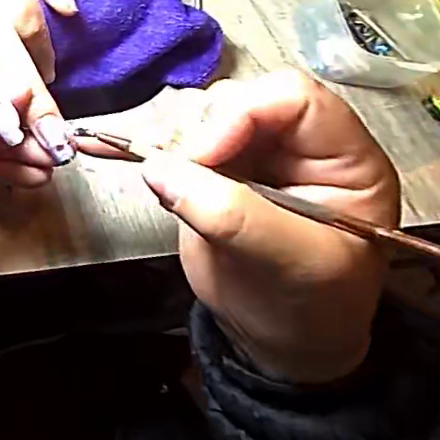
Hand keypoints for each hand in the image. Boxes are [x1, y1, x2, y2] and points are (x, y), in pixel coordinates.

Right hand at [131, 72, 400, 382]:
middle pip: (236, 100)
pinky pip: (164, 137)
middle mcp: (294, 145)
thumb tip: (159, 168)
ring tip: (159, 180)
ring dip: (166, 141)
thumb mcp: (287, 263)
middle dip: (198, 133)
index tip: (204, 157)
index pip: (293, 99)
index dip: (243, 114)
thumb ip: (231, 213)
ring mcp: (246, 151)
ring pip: (195, 114)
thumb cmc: (306, 307)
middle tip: (179, 176)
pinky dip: (131, 144)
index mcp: (342, 160)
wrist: (275, 340)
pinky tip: (97, 147)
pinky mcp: (204, 163)